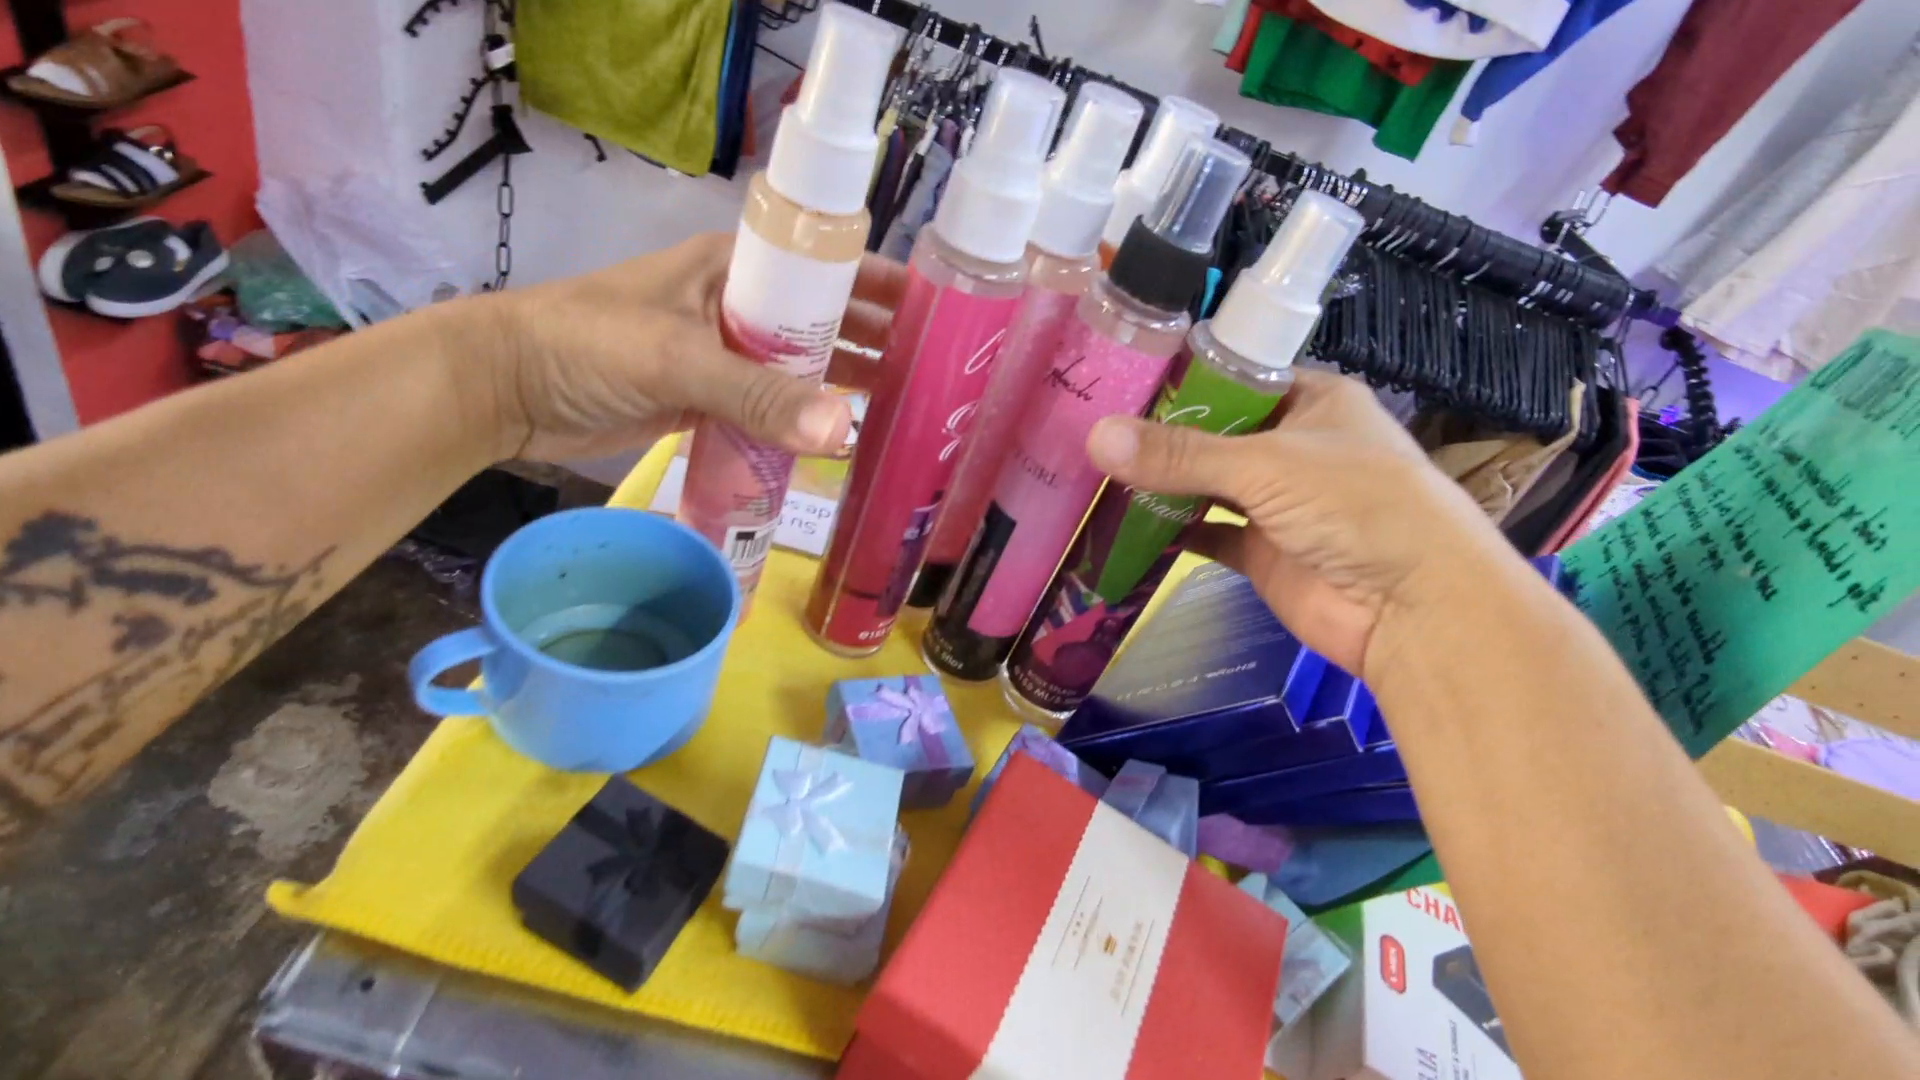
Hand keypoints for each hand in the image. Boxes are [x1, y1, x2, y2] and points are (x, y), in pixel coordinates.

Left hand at [476, 233, 906, 462]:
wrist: (507, 389)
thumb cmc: (587, 346)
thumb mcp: (676, 360)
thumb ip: (757, 395)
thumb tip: (843, 432)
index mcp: (735, 268)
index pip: (824, 267)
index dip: (878, 286)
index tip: (932, 315)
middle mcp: (738, 306)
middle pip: (822, 320)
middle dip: (873, 341)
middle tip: (930, 375)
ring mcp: (724, 356)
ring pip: (800, 368)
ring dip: (842, 386)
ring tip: (900, 410)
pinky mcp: (708, 400)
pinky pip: (771, 408)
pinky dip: (802, 423)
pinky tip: (838, 442)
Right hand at [1085, 369, 1515, 678]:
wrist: (1414, 608)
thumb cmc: (1356, 505)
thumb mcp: (1267, 464)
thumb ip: (1180, 454)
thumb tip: (1095, 437)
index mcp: (1309, 401)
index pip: (1231, 378)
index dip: (1177, 380)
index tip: (1114, 379)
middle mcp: (1291, 447)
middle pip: (1211, 434)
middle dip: (1156, 436)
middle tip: (1086, 429)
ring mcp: (1275, 503)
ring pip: (1203, 485)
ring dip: (1157, 485)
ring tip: (1091, 473)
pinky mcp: (1260, 552)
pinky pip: (1203, 534)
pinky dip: (1167, 532)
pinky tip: (1120, 525)